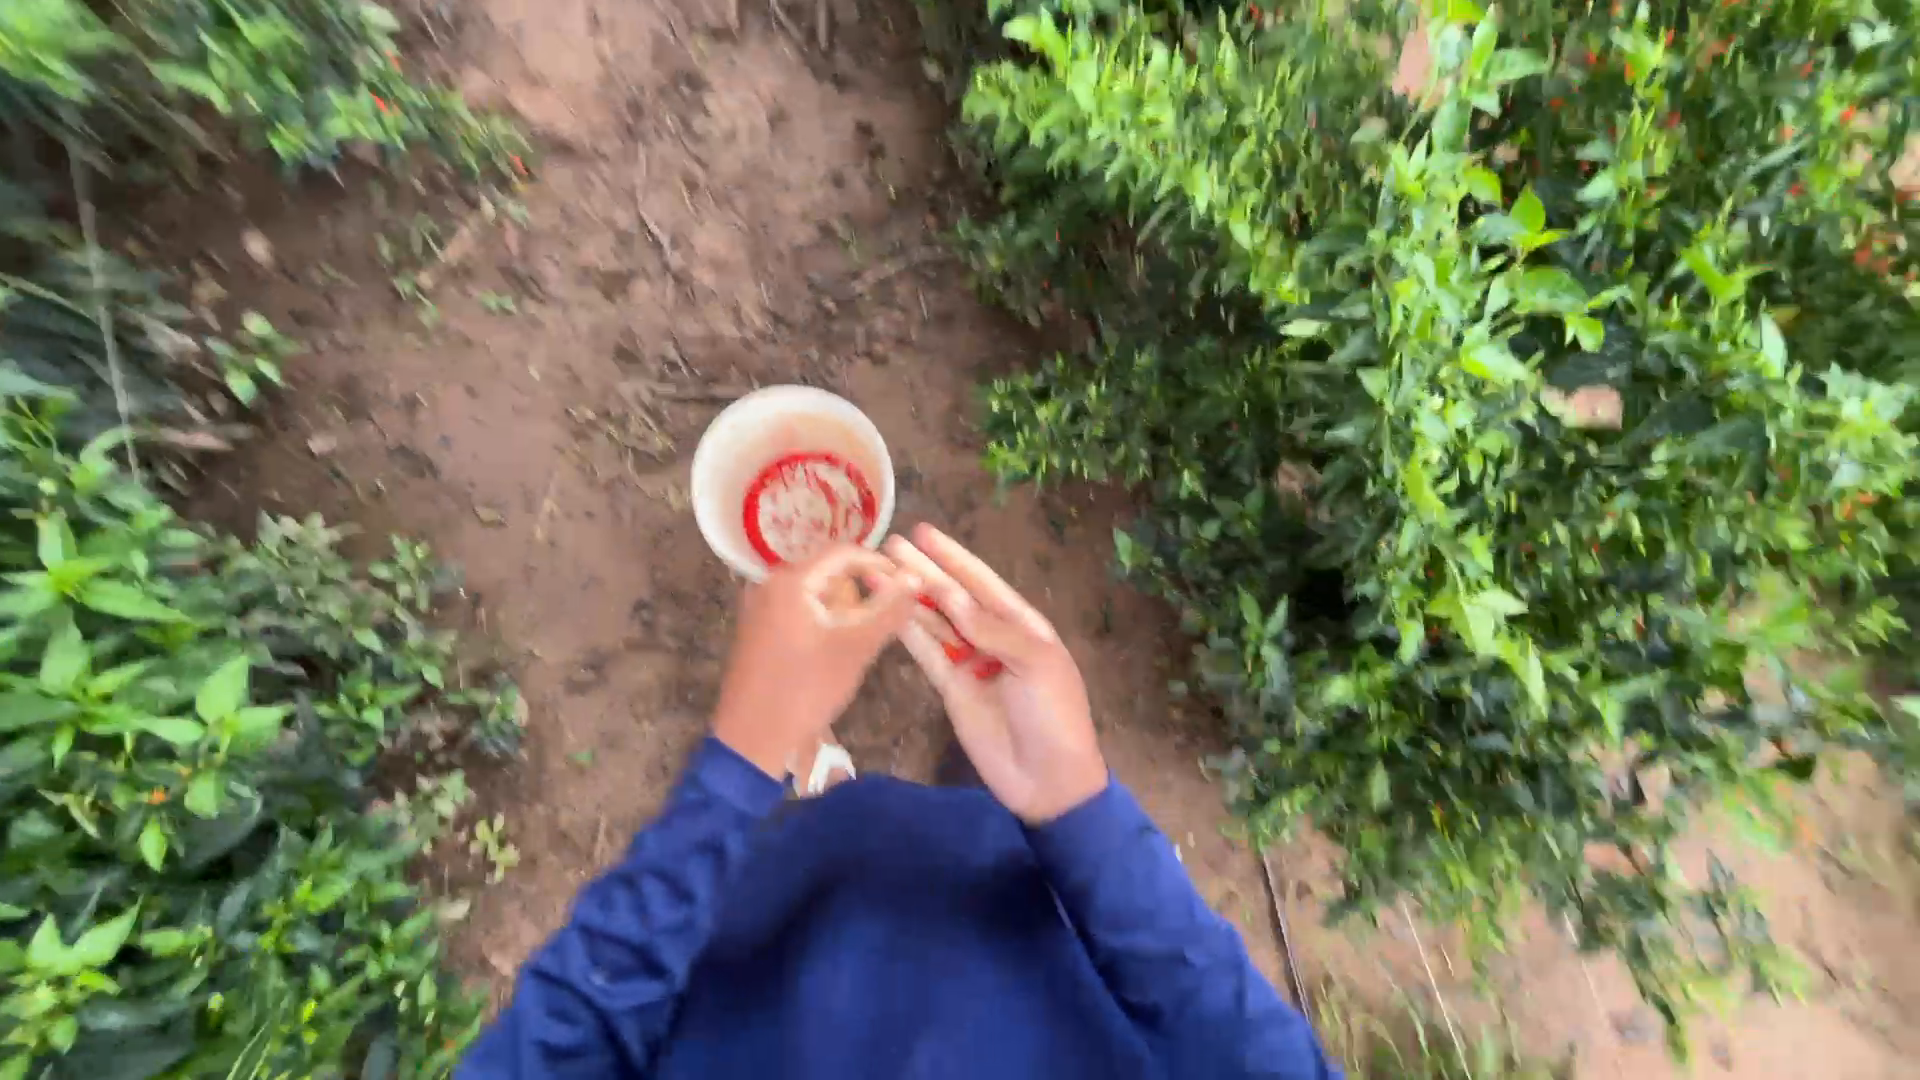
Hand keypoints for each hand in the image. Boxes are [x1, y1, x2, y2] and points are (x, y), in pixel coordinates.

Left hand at [712, 545, 920, 778]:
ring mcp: (759, 608)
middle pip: (828, 572)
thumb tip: (916, 576)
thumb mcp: (855, 647)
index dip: (880, 563)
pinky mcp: (757, 631)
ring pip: (815, 594)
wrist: (751, 741)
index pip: (844, 553)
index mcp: (790, 580)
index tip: (907, 582)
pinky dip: (824, 621)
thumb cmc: (805, 689)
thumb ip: (889, 608)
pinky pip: (799, 611)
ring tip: (863, 638)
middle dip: (861, 592)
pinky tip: (836, 649)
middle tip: (886, 618)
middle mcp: (769, 584)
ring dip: (844, 610)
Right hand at [885, 525, 1106, 823]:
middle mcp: (993, 636)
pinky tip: (888, 610)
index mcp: (1022, 624)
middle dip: (924, 571)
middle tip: (890, 543)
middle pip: (953, 597)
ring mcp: (970, 662)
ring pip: (935, 622)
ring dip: (911, 597)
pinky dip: (909, 632)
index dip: (953, 557)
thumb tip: (951, 597)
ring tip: (880, 570)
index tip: (924, 533)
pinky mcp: (952, 688)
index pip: (982, 582)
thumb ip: (991, 629)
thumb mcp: (1035, 663)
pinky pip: (928, 654)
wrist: (1048, 779)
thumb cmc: (1054, 713)